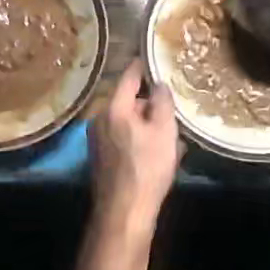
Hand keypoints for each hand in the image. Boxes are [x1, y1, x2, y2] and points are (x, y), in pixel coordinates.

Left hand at [88, 58, 178, 237]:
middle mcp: (99, 119)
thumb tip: (159, 83)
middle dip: (150, 104)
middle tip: (172, 108)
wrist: (124, 213)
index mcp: (113, 108)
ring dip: (148, 125)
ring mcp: (97, 140)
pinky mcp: (101, 159)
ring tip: (172, 136)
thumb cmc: (146, 168)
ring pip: (127, 122)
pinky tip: (159, 154)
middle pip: (128, 101)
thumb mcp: (163, 131)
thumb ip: (162, 102)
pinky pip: (123, 139)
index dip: (142, 66)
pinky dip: (140, 140)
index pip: (128, 77)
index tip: (152, 56)